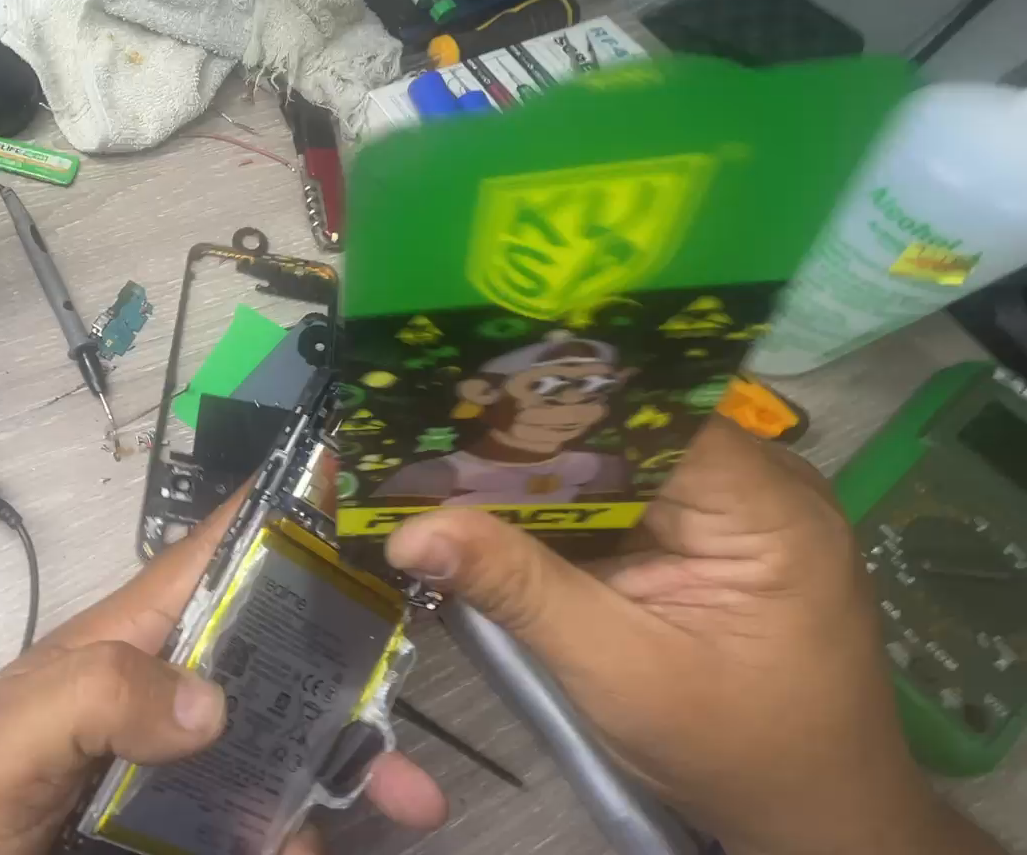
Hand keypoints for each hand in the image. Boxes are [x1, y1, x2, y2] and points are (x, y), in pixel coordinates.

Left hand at [0, 490, 446, 854]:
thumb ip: (101, 692)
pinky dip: (294, 828)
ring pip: (278, 737)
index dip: (271, 514)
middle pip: (269, 651)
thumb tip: (213, 701)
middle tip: (405, 693)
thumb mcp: (22, 722)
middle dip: (341, 662)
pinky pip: (258, 813)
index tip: (344, 485)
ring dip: (343, 759)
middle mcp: (168, 684)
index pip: (209, 557)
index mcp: (132, 636)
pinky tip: (311, 846)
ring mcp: (181, 755)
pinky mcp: (187, 819)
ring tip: (412, 799)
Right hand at [386, 418, 1003, 854]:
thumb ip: (515, 588)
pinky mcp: (681, 528)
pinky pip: (597, 490)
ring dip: (518, 463)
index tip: (456, 398)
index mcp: (760, 506)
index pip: (642, 412)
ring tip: (428, 452)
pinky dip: (535, 497)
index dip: (548, 400)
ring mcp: (712, 503)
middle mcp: (743, 483)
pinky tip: (472, 495)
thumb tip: (406, 534)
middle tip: (419, 426)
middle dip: (516, 430)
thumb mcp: (614, 669)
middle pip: (614, 426)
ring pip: (598, 455)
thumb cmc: (734, 749)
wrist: (804, 818)